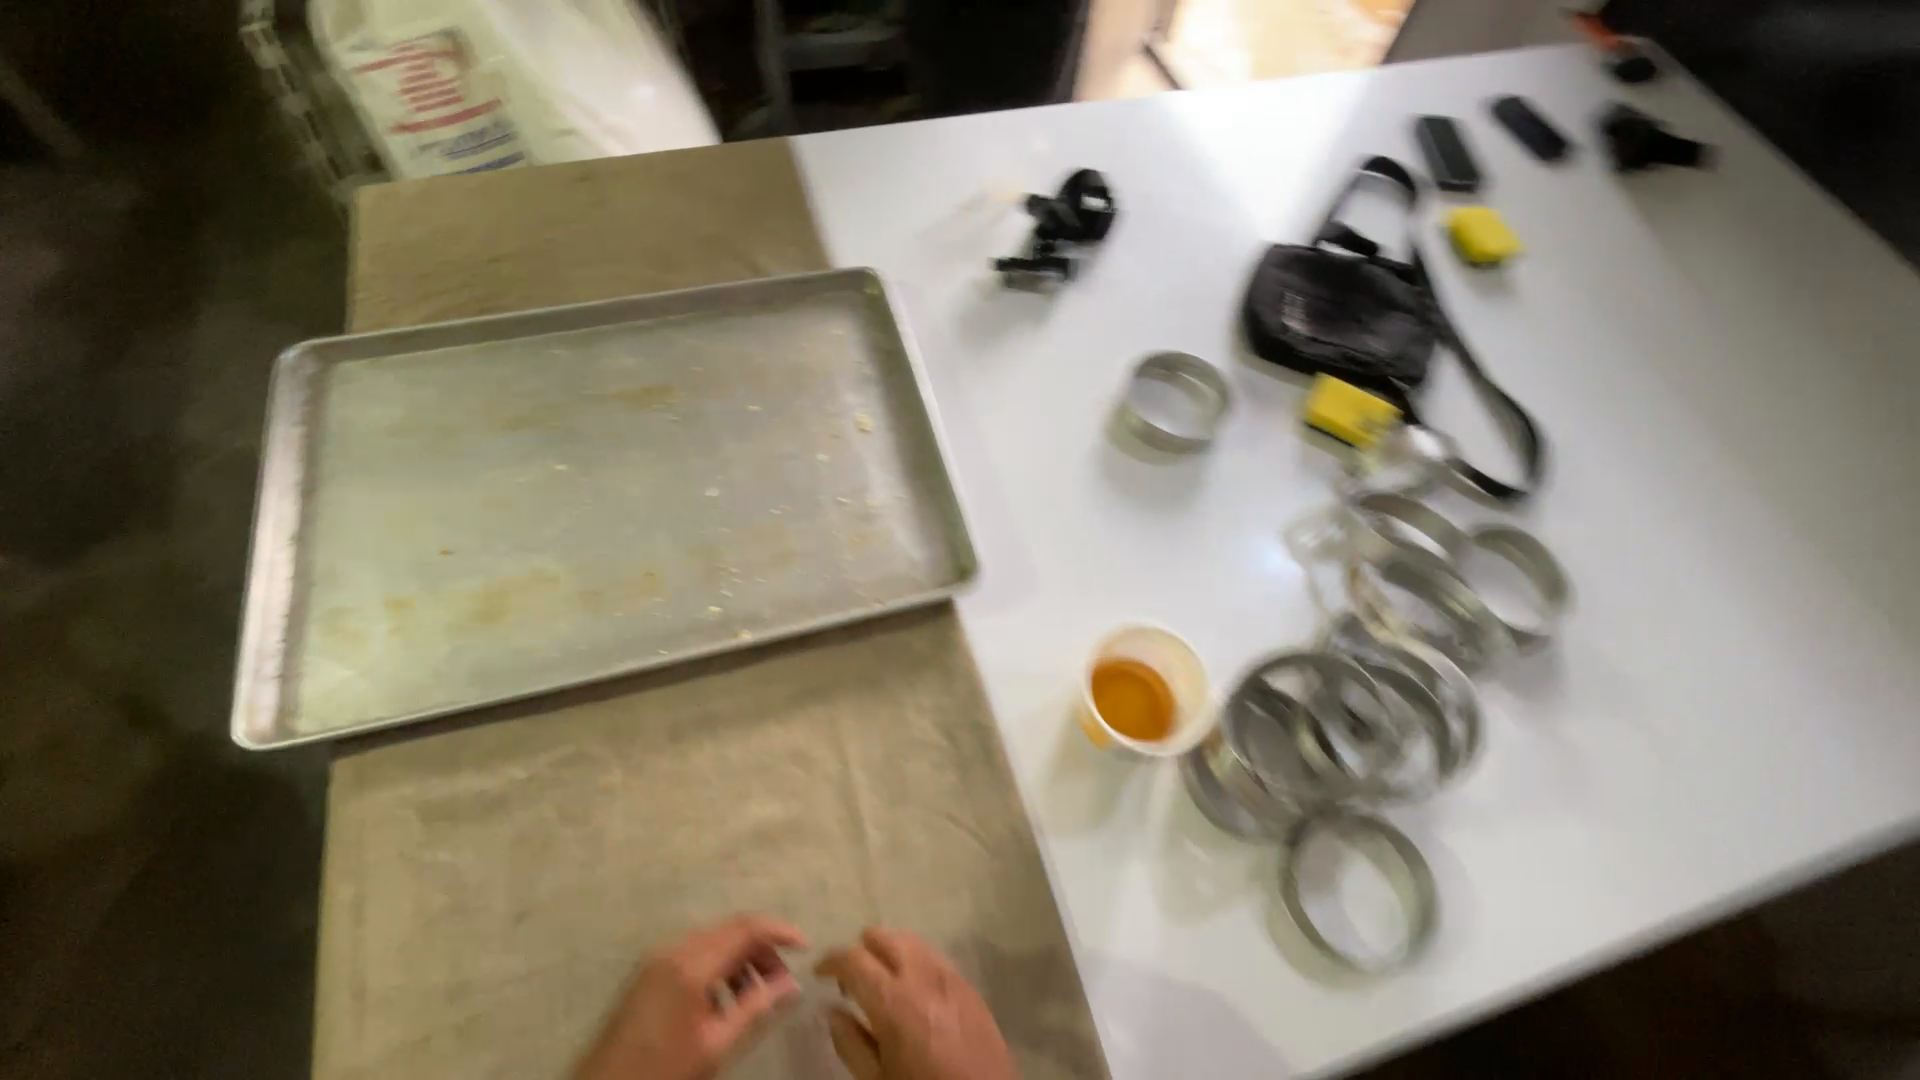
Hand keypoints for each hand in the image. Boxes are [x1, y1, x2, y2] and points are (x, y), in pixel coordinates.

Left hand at [574, 914, 807, 1079]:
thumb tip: (791, 984)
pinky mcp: (649, 970)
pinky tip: (725, 1000)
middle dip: (762, 949)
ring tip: (755, 997)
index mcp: (692, 966)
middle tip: (781, 983)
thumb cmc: (662, 1072)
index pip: (746, 928)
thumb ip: (757, 1008)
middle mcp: (675, 950)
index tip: (805, 947)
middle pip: (731, 930)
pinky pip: (695, 953)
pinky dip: (718, 966)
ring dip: (740, 959)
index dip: (780, 931)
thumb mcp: (716, 1045)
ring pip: (714, 940)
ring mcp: (658, 958)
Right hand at [816, 928, 1017, 1079]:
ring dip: (889, 951)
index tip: (819, 972)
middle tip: (851, 981)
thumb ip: (850, 1043)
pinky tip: (912, 990)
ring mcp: (949, 975)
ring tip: (882, 982)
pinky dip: (915, 962)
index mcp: (893, 1001)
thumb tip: (832, 1010)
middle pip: (883, 937)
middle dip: (861, 951)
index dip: (831, 960)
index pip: (853, 958)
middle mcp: (921, 975)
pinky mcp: (968, 984)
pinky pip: (934, 956)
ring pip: (910, 940)